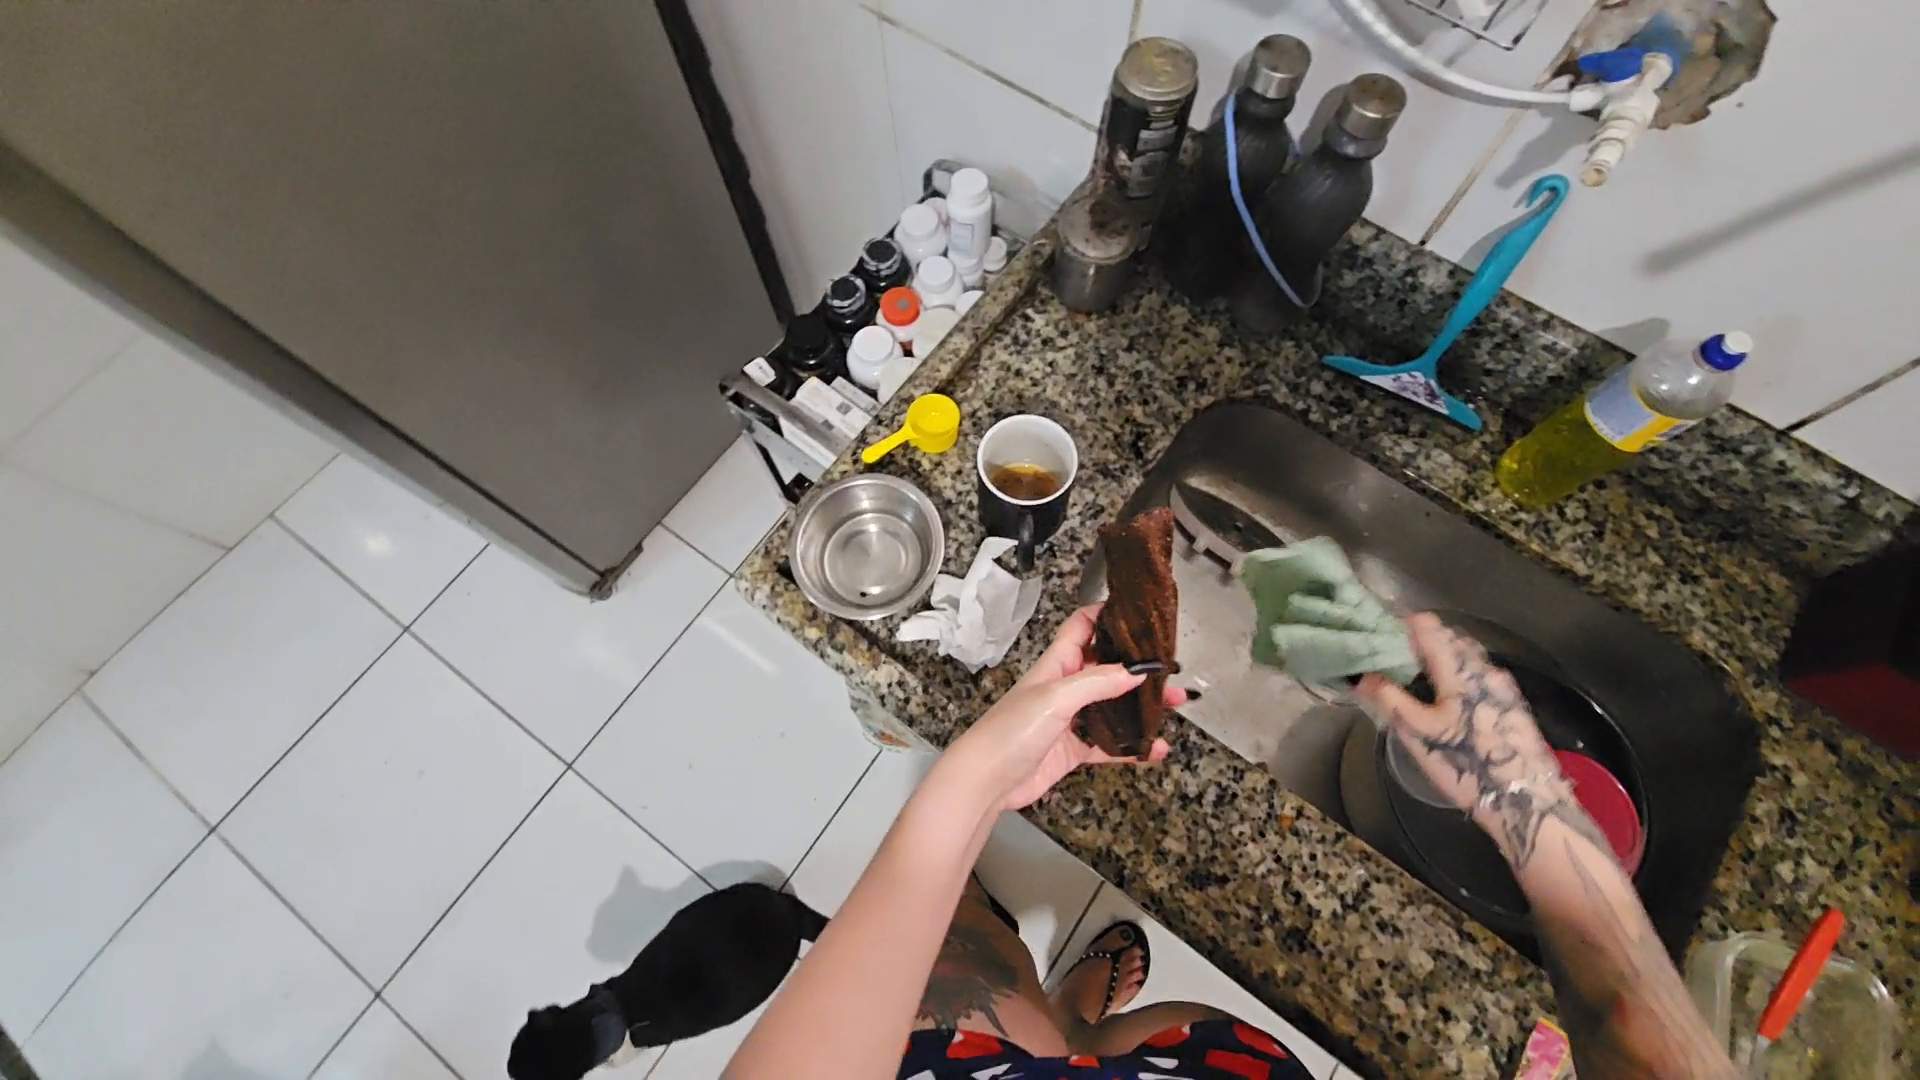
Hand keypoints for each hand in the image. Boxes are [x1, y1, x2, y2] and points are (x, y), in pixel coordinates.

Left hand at [945, 604, 1180, 811]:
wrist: (986, 780)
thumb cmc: (1010, 730)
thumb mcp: (1055, 697)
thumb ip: (1097, 682)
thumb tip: (1137, 670)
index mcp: (1056, 664)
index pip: (1083, 627)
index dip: (1108, 615)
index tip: (1140, 614)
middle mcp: (1064, 687)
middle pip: (1107, 668)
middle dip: (1138, 666)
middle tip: (1171, 667)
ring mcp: (1069, 719)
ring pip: (1113, 706)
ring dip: (1142, 705)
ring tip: (1175, 703)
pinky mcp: (1072, 750)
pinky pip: (1109, 744)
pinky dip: (1133, 746)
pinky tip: (1156, 749)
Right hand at [1355, 614, 1597, 870]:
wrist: (1530, 806)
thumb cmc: (1468, 765)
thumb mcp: (1418, 734)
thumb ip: (1388, 699)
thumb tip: (1361, 675)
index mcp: (1460, 670)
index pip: (1429, 626)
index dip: (1399, 625)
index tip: (1376, 638)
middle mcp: (1486, 669)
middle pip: (1448, 636)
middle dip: (1416, 640)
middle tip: (1386, 658)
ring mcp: (1503, 686)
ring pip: (1464, 655)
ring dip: (1436, 656)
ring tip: (1409, 676)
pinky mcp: (1511, 704)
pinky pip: (1476, 673)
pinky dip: (1453, 672)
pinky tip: (1440, 697)